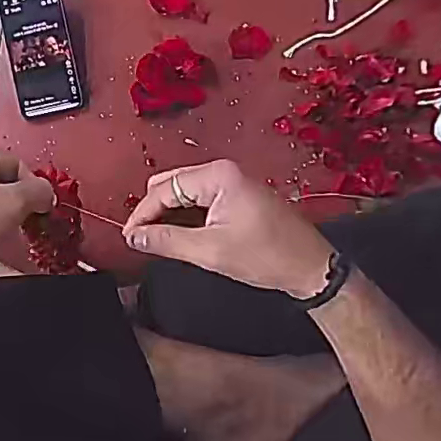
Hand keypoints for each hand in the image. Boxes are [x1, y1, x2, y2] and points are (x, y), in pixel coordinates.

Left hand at [0, 142, 54, 283]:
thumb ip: (39, 191)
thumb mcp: (15, 203)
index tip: (39, 205)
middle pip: (1, 181)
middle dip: (16, 202)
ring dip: (3, 216)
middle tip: (25, 219)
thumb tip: (46, 192)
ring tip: (5, 232)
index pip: (14, 163)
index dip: (30, 186)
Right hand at [122, 160, 335, 297]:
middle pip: (171, 185)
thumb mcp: (210, 251)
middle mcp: (224, 172)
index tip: (129, 236)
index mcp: (218, 176)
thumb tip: (135, 236)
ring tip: (154, 240)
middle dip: (152, 211)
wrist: (312, 268)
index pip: (164, 189)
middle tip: (139, 239)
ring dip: (168, 214)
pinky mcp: (237, 196)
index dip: (142, 214)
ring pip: (184, 193)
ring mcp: (232, 183)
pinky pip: (200, 200)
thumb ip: (166, 241)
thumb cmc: (268, 256)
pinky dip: (185, 216)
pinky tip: (177, 235)